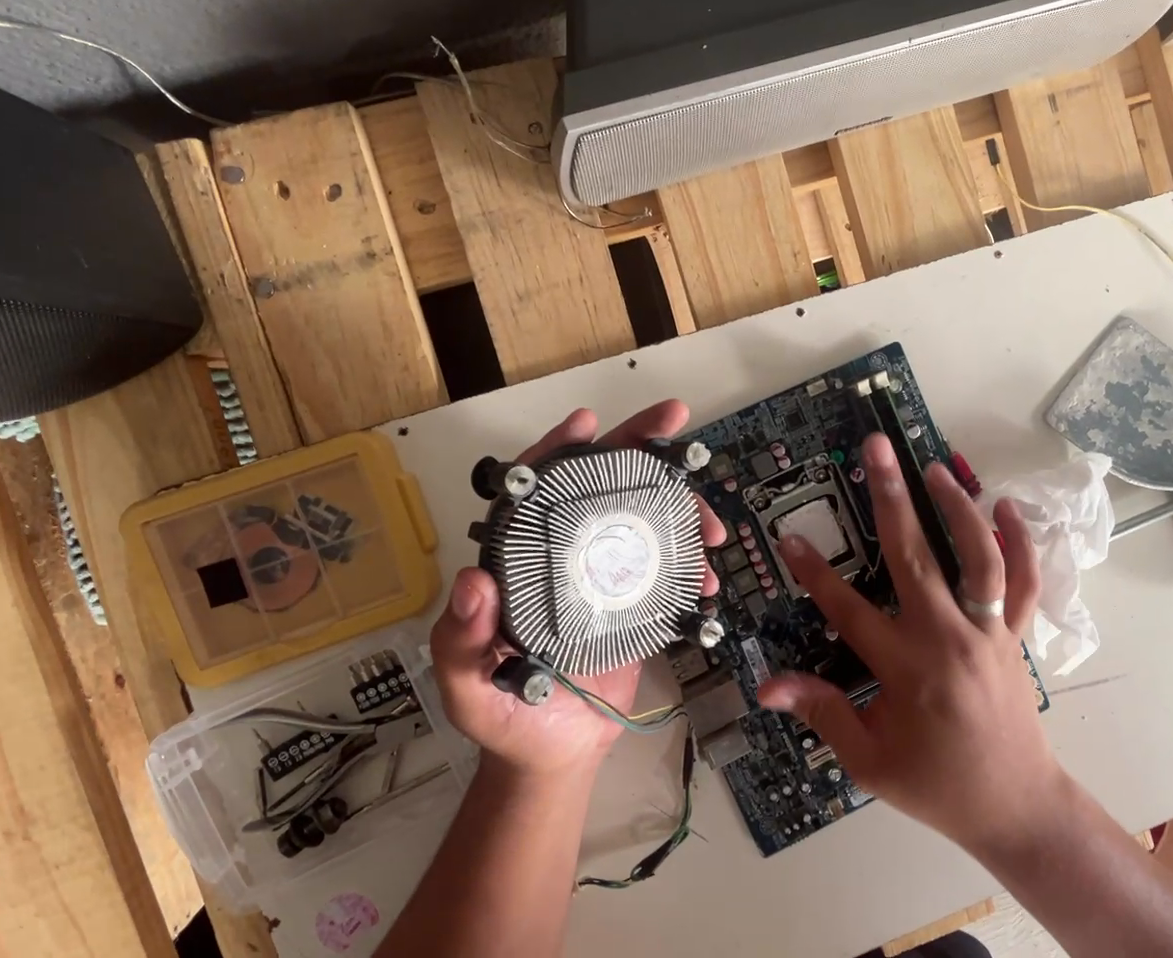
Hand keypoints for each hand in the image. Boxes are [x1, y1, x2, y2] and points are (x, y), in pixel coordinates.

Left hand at [430, 402, 726, 780]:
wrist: (557, 752)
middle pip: (600, 486)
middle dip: (639, 449)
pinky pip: (667, 564)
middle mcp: (564, 555)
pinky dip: (693, 563)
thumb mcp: (468, 686)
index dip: (559, 451)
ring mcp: (603, 573)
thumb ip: (461, 641)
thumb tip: (472, 579)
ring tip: (711, 526)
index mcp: (521, 563)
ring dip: (681, 507)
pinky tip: (709, 577)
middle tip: (676, 420)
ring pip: (643, 517)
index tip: (589, 422)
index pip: (534, 491)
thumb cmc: (504, 718)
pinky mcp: (635, 599)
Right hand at [756, 433, 1061, 854]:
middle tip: (877, 448)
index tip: (789, 538)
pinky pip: (1024, 583)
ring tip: (935, 468)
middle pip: (915, 556)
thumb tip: (767, 685)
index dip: (814, 573)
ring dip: (957, 508)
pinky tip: (1006, 506)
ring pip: (978, 557)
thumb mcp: (868, 760)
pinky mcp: (1015, 636)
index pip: (849, 609)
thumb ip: (822, 712)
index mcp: (907, 668)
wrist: (1017, 809)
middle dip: (892, 497)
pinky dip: (1020, 542)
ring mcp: (989, 632)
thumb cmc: (936, 786)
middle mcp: (949, 637)